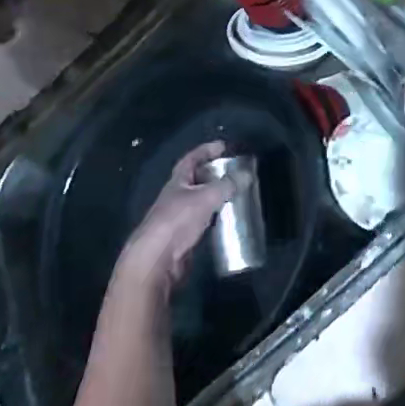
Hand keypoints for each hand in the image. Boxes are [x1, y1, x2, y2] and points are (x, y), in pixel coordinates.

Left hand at [112, 141, 244, 297]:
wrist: (156, 259)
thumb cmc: (178, 221)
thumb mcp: (205, 198)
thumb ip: (227, 185)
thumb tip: (247, 173)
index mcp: (177, 182)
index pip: (191, 159)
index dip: (206, 150)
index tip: (224, 146)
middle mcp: (175, 196)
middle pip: (195, 179)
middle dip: (213, 173)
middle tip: (233, 172)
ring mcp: (177, 217)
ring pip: (199, 201)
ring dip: (214, 196)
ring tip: (235, 195)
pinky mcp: (182, 237)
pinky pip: (201, 221)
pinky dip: (213, 217)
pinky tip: (225, 220)